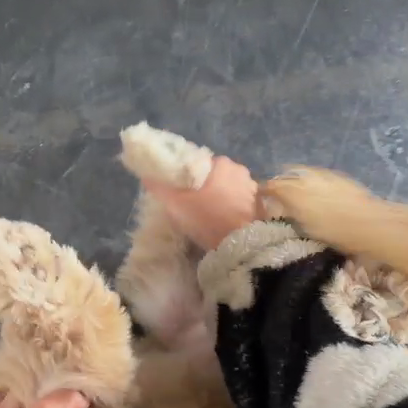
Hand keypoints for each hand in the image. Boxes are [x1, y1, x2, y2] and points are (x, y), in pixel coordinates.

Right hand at [141, 155, 260, 249]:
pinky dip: (232, 208)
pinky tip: (222, 220)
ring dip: (221, 196)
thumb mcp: (177, 204)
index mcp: (222, 164)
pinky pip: (240, 202)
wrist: (240, 245)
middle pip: (217, 175)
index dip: (190, 175)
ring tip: (208, 213)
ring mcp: (254, 189)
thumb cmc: (207, 218)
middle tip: (192, 202)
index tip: (182, 188)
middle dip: (206, 185)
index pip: (201, 162)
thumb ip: (160, 189)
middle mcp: (241, 171)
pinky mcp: (260, 207)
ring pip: (230, 188)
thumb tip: (146, 176)